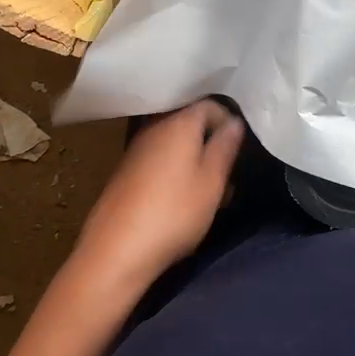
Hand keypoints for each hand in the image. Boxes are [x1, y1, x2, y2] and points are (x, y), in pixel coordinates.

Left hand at [71, 100, 246, 287]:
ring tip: (205, 188)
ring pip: (173, 142)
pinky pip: (157, 158)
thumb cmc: (173, 212)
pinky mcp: (124, 171)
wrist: (115, 251)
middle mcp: (155, 127)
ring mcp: (136, 149)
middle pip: (189, 122)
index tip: (239, 146)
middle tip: (225, 169)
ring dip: (191, 158)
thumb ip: (225, 147)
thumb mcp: (211, 182)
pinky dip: (172, 169)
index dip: (228, 120)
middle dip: (209, 141)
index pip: (210, 104)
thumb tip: (234, 122)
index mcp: (179, 123)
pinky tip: (177, 198)